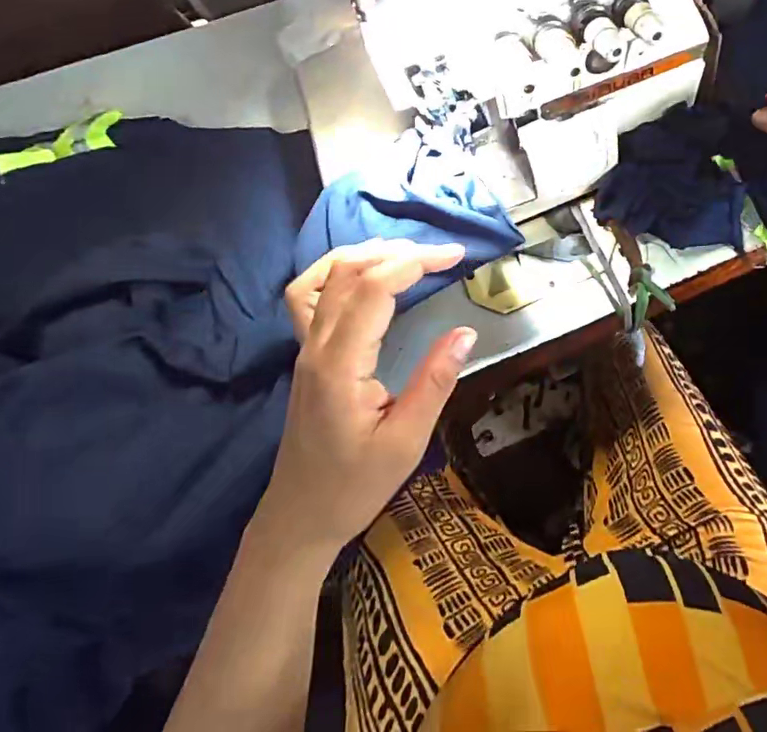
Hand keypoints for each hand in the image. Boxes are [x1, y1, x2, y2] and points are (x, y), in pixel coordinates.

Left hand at [256, 240, 477, 555]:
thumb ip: (434, 383)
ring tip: (408, 253)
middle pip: (350, 273)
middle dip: (399, 252)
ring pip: (325, 277)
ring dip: (366, 254)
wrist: (300, 515)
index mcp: (340, 365)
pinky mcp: (305, 353)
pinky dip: (334, 271)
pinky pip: (308, 296)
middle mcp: (315, 346)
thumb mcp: (405, 442)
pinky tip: (361, 272)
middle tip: (443, 255)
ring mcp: (304, 347)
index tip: (454, 256)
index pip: (374, 290)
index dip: (415, 262)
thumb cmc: (353, 487)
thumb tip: (466, 333)